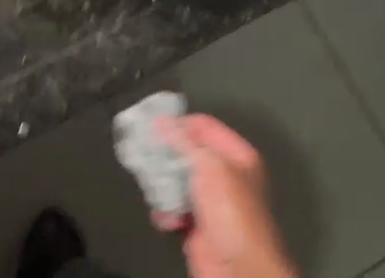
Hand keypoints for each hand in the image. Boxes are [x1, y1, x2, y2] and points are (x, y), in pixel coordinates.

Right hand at [161, 115, 295, 277]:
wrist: (237, 267)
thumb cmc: (234, 214)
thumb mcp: (209, 166)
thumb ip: (184, 141)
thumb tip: (163, 122)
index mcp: (237, 157)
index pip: (204, 127)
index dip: (181, 124)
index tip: (156, 126)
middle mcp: (225, 176)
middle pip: (188, 153)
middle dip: (167, 155)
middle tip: (147, 152)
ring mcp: (211, 201)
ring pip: (178, 180)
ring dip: (163, 184)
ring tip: (154, 184)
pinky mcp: (197, 223)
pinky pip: (174, 207)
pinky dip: (166, 210)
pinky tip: (166, 214)